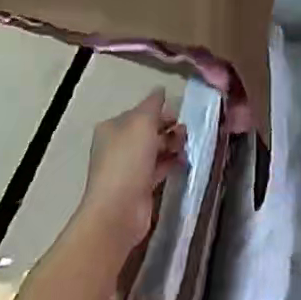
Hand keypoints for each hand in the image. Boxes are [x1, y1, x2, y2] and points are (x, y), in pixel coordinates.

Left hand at [70, 88, 185, 252]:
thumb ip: (153, 105)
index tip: (179, 115)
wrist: (119, 210)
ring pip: (154, 149)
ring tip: (187, 147)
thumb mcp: (142, 123)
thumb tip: (160, 89)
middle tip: (186, 133)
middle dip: (168, 128)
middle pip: (148, 130)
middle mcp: (118, 145)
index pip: (140, 112)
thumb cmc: (128, 160)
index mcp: (113, 127)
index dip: (160, 111)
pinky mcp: (139, 186)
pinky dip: (171, 162)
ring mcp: (127, 167)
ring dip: (172, 145)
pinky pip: (158, 167)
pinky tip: (185, 161)